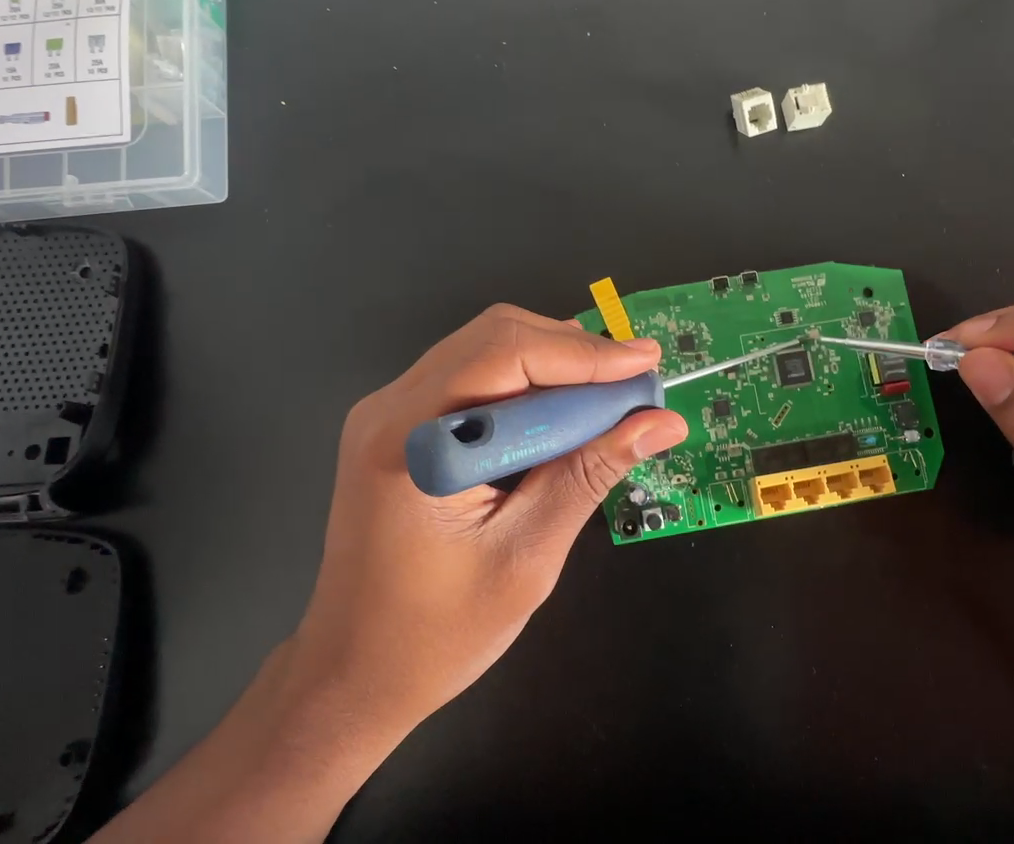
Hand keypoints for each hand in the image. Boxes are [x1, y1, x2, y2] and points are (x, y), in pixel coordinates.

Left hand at [290, 304, 688, 727]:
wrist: (352, 675)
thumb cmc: (437, 634)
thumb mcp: (526, 556)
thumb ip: (589, 475)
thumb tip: (662, 422)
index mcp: (410, 436)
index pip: (506, 354)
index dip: (585, 353)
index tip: (649, 362)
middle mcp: (390, 407)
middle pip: (493, 338)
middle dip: (571, 351)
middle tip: (635, 381)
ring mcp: (387, 414)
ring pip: (483, 351)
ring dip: (551, 366)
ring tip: (610, 396)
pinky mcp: (396, 429)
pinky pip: (470, 381)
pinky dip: (523, 388)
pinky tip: (561, 414)